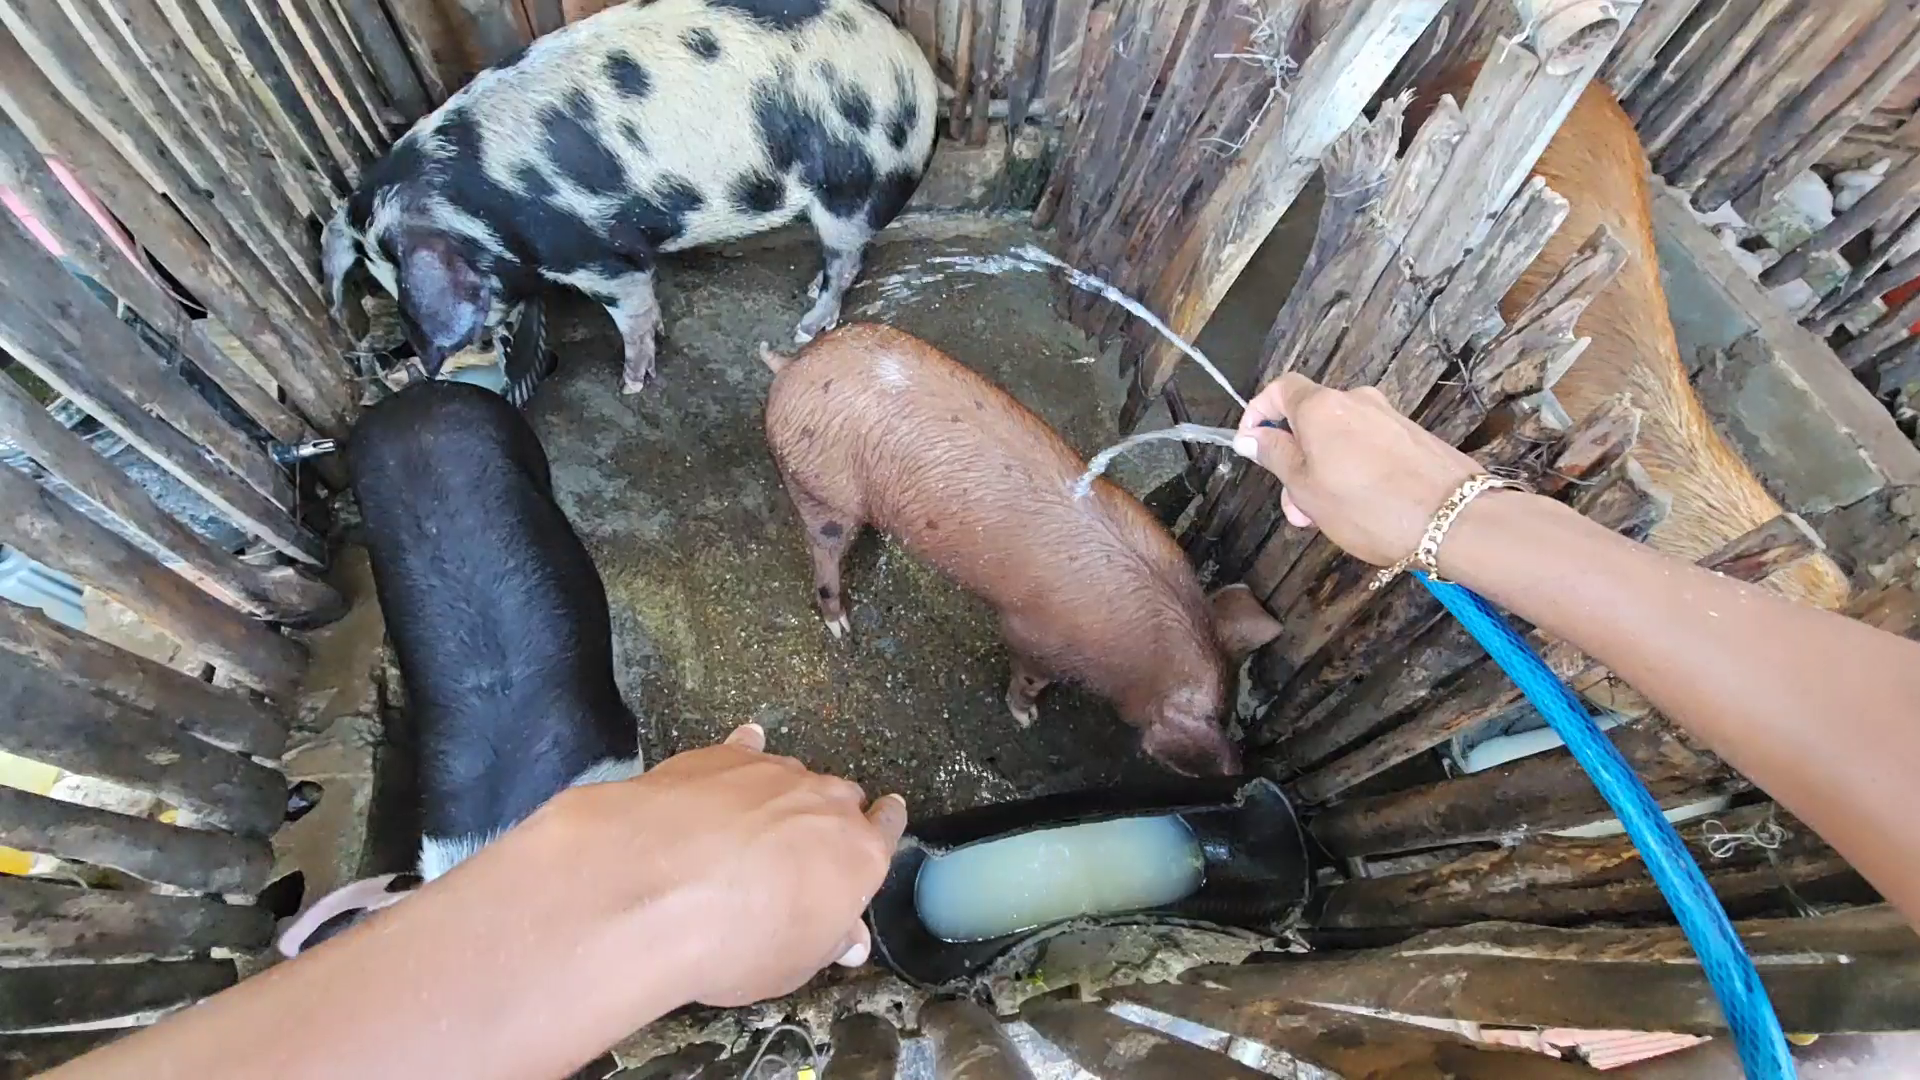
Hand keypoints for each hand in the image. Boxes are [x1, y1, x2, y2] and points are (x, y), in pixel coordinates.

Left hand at [540, 724, 906, 1007]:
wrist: (660, 884)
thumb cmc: (737, 940)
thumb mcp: (792, 965)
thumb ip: (828, 939)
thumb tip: (850, 936)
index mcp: (859, 853)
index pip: (889, 826)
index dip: (884, 825)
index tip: (883, 819)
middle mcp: (828, 801)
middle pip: (843, 797)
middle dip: (829, 817)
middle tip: (800, 849)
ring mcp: (779, 773)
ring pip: (794, 777)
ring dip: (782, 796)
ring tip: (751, 826)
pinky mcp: (730, 755)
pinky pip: (747, 749)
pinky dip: (744, 757)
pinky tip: (729, 765)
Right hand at [1231, 373, 1481, 566]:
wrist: (1456, 520)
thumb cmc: (1366, 506)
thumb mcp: (1305, 487)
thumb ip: (1274, 456)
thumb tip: (1250, 437)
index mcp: (1321, 407)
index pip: (1278, 389)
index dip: (1257, 413)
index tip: (1249, 446)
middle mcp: (1354, 400)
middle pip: (1307, 419)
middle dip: (1291, 459)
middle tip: (1293, 505)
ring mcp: (1386, 417)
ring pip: (1334, 438)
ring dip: (1318, 472)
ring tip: (1324, 516)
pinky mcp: (1410, 436)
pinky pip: (1363, 446)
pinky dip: (1348, 470)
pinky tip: (1356, 507)